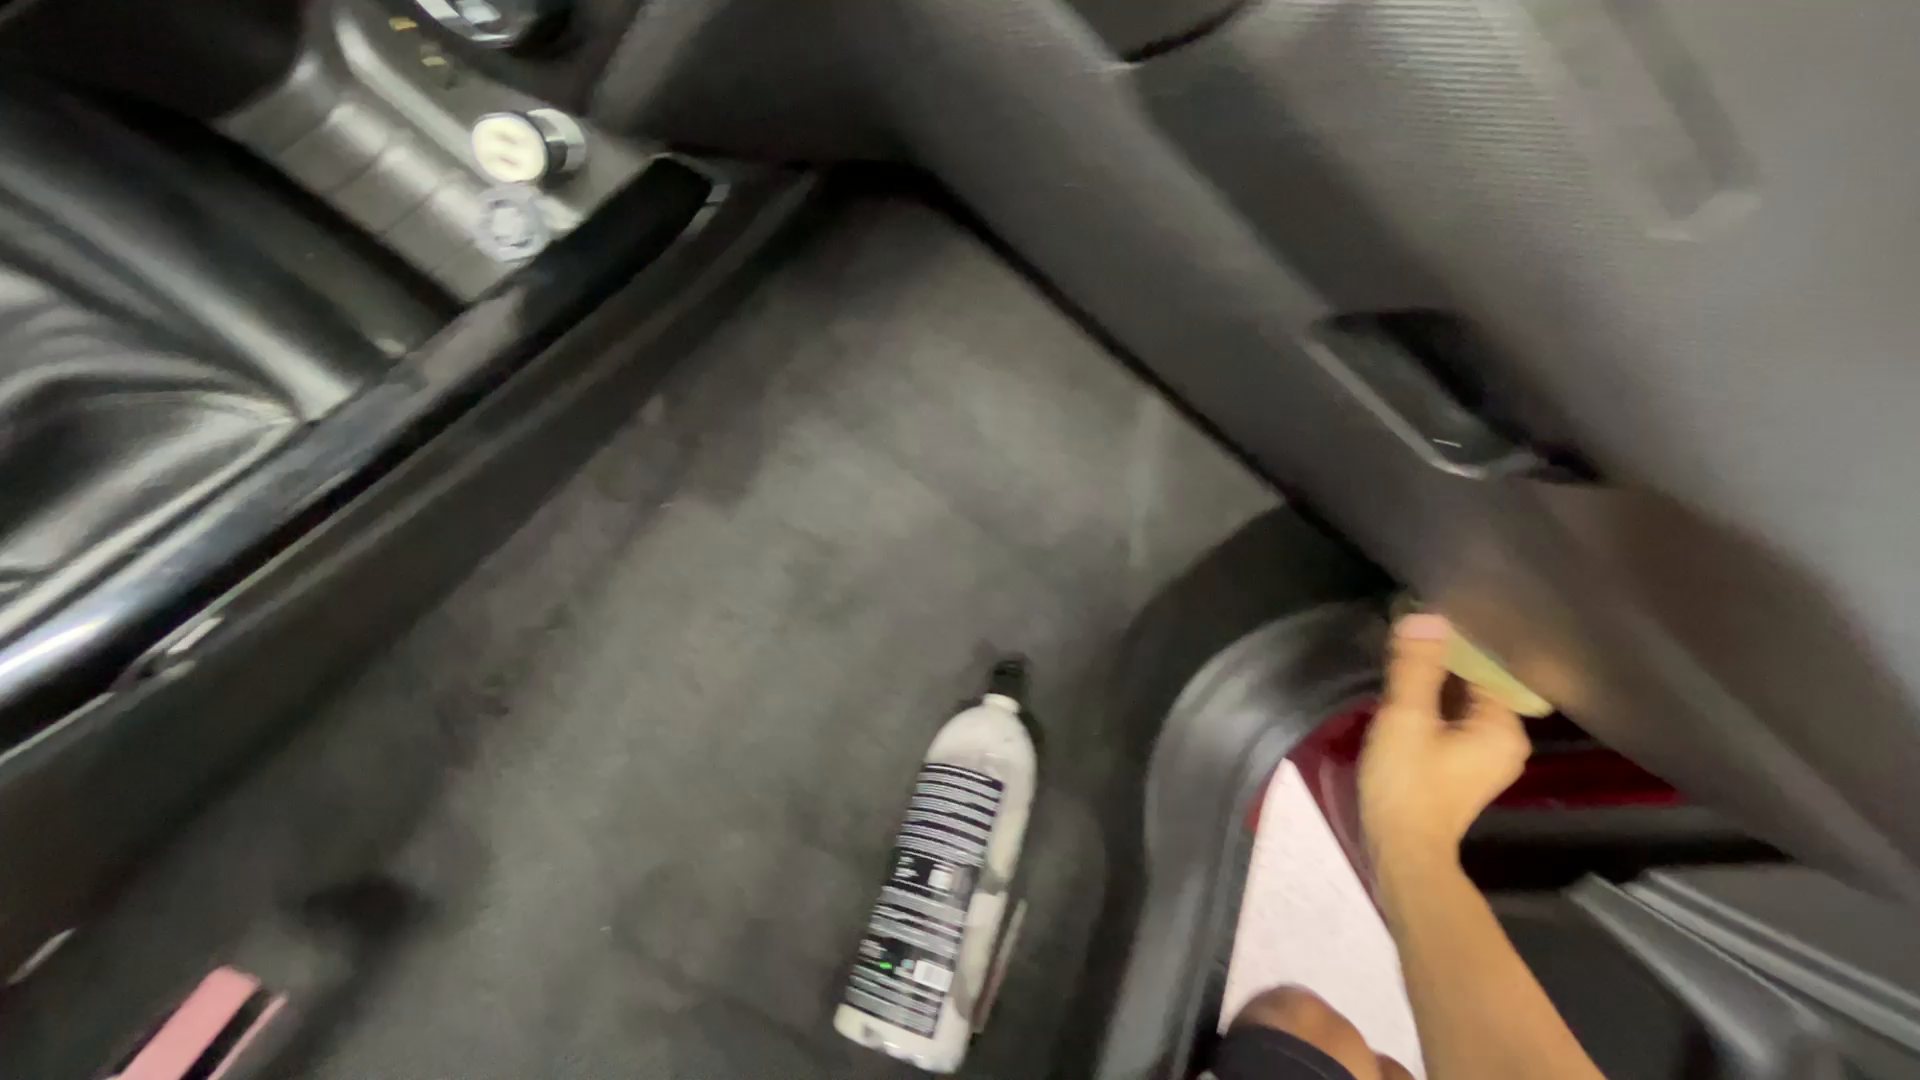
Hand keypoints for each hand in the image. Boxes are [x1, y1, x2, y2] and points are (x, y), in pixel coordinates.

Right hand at [1359, 614, 1531, 867]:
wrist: (1402, 849)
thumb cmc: (1407, 782)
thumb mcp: (1406, 717)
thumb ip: (1416, 667)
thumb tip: (1427, 616)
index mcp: (1503, 728)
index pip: (1483, 668)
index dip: (1451, 645)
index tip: (1416, 626)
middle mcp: (1505, 742)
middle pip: (1473, 687)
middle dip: (1441, 665)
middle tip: (1403, 643)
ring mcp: (1485, 759)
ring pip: (1461, 706)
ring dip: (1434, 688)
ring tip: (1401, 665)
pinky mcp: (1463, 770)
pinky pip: (1453, 724)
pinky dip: (1433, 710)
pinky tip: (1405, 702)